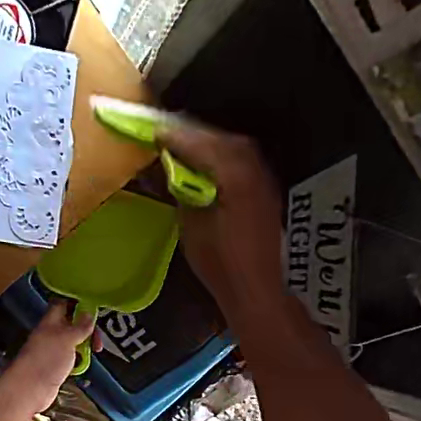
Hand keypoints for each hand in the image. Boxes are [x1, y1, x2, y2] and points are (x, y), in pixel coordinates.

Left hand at [0, 302, 95, 415]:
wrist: (29, 389)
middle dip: (87, 329)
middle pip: (72, 323)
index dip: (78, 303)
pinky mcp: (56, 366)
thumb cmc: (46, 359)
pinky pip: (71, 358)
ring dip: (85, 345)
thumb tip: (89, 314)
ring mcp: (53, 350)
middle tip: (97, 340)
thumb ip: (80, 326)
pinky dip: (79, 360)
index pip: (64, 303)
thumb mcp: (67, 338)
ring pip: (74, 341)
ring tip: (93, 352)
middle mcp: (51, 333)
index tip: (94, 310)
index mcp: (51, 321)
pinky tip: (83, 365)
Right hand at [160, 125, 281, 306]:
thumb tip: (168, 170)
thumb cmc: (219, 262)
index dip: (176, 137)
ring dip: (209, 144)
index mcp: (235, 177)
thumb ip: (181, 191)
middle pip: (222, 139)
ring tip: (184, 147)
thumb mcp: (191, 225)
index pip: (202, 145)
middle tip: (167, 135)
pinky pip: (243, 162)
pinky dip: (222, 157)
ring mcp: (264, 180)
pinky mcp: (265, 192)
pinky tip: (206, 165)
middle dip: (194, 134)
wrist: (255, 288)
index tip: (154, 132)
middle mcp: (255, 171)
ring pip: (235, 148)